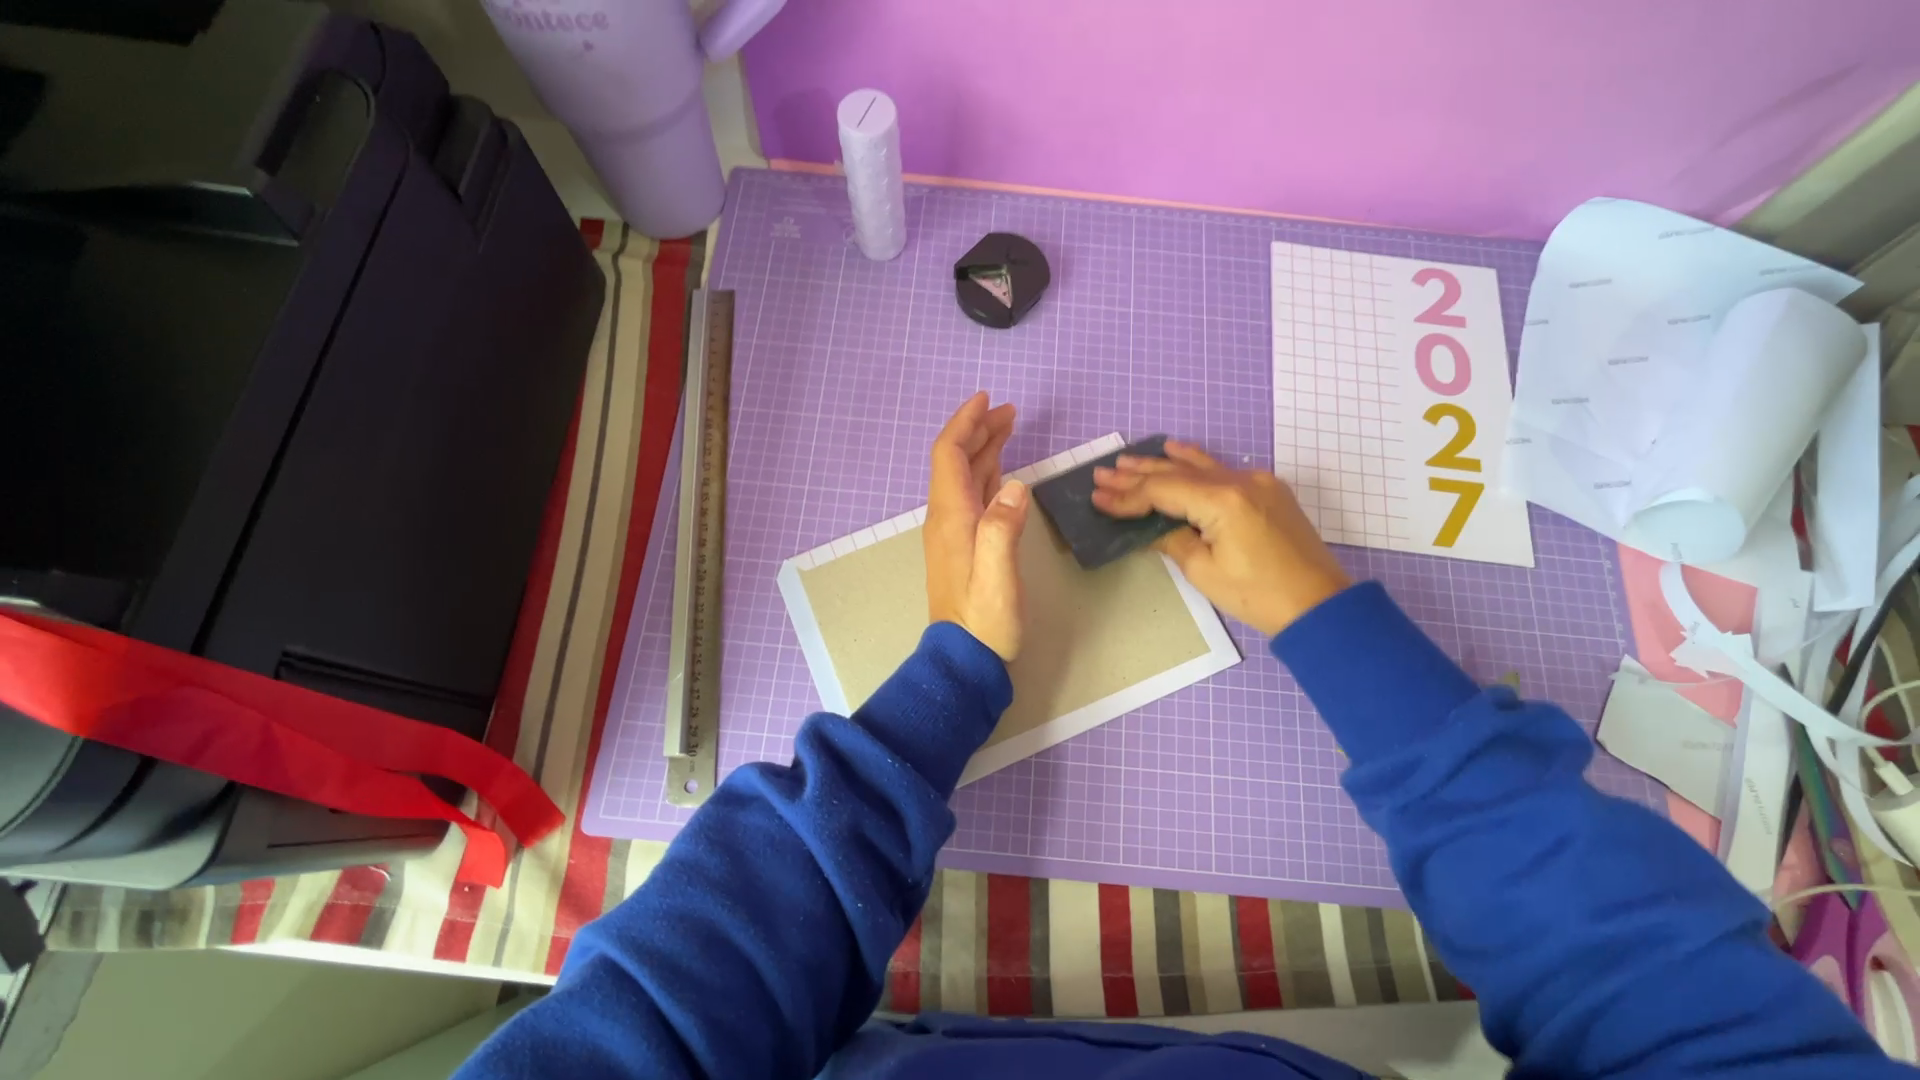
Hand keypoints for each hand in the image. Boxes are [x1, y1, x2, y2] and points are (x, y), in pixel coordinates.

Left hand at [925, 393, 1028, 660]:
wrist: (965, 658)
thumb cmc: (984, 620)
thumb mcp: (998, 576)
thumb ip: (1003, 529)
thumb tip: (1015, 485)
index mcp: (952, 516)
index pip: (950, 454)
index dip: (966, 423)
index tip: (987, 398)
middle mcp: (948, 517)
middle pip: (957, 460)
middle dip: (979, 430)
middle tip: (1010, 411)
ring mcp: (955, 532)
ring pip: (967, 477)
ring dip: (985, 449)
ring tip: (1010, 427)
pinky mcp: (965, 545)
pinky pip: (974, 496)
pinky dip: (989, 474)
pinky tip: (1005, 471)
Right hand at [1091, 441, 1349, 635]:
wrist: (1319, 605)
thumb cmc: (1258, 595)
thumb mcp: (1204, 571)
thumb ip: (1172, 539)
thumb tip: (1148, 526)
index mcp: (1223, 501)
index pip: (1162, 492)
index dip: (1127, 497)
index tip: (1098, 497)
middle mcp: (1240, 481)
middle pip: (1178, 473)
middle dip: (1137, 474)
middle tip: (1103, 472)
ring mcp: (1257, 482)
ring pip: (1200, 466)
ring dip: (1163, 463)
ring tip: (1129, 459)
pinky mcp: (1268, 491)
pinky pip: (1221, 469)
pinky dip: (1194, 463)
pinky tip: (1176, 451)